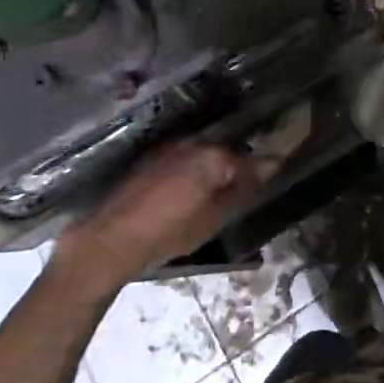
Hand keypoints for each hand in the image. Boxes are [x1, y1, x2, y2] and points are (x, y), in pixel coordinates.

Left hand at [53, 143, 257, 291]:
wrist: (112, 238)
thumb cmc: (170, 232)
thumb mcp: (214, 218)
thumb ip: (243, 188)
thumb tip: (271, 164)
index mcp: (214, 157)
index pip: (250, 161)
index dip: (262, 173)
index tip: (268, 182)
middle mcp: (192, 144)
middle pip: (224, 155)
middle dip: (232, 172)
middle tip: (235, 197)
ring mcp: (168, 149)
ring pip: (200, 157)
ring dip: (208, 172)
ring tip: (208, 198)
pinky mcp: (149, 159)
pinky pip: (180, 161)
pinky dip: (187, 174)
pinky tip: (183, 196)